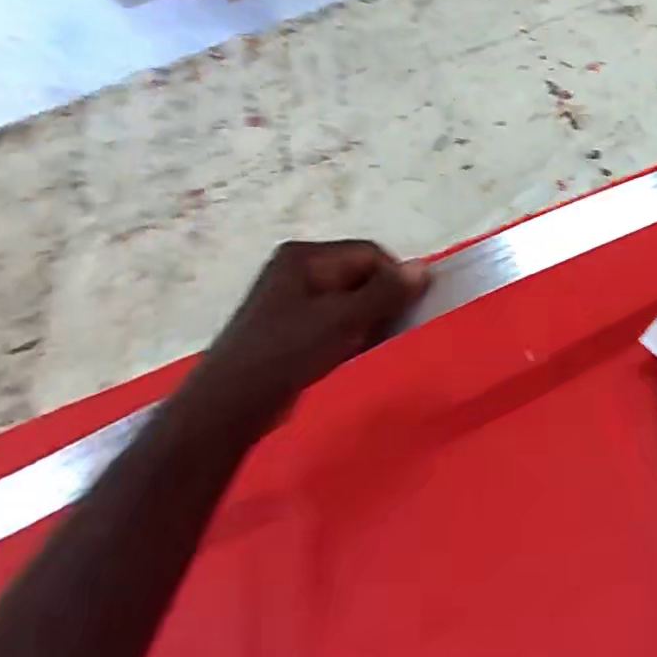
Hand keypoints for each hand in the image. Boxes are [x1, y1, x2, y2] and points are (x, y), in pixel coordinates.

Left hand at [207, 239, 427, 396]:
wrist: (232, 402)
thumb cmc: (288, 351)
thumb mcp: (343, 319)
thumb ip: (386, 293)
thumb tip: (424, 268)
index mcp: (305, 256)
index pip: (369, 254)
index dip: (394, 279)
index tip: (407, 311)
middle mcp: (298, 270)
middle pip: (360, 276)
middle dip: (380, 303)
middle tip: (387, 332)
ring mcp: (292, 299)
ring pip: (349, 302)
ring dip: (366, 322)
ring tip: (364, 346)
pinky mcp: (291, 328)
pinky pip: (334, 322)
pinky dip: (349, 335)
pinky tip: (349, 355)